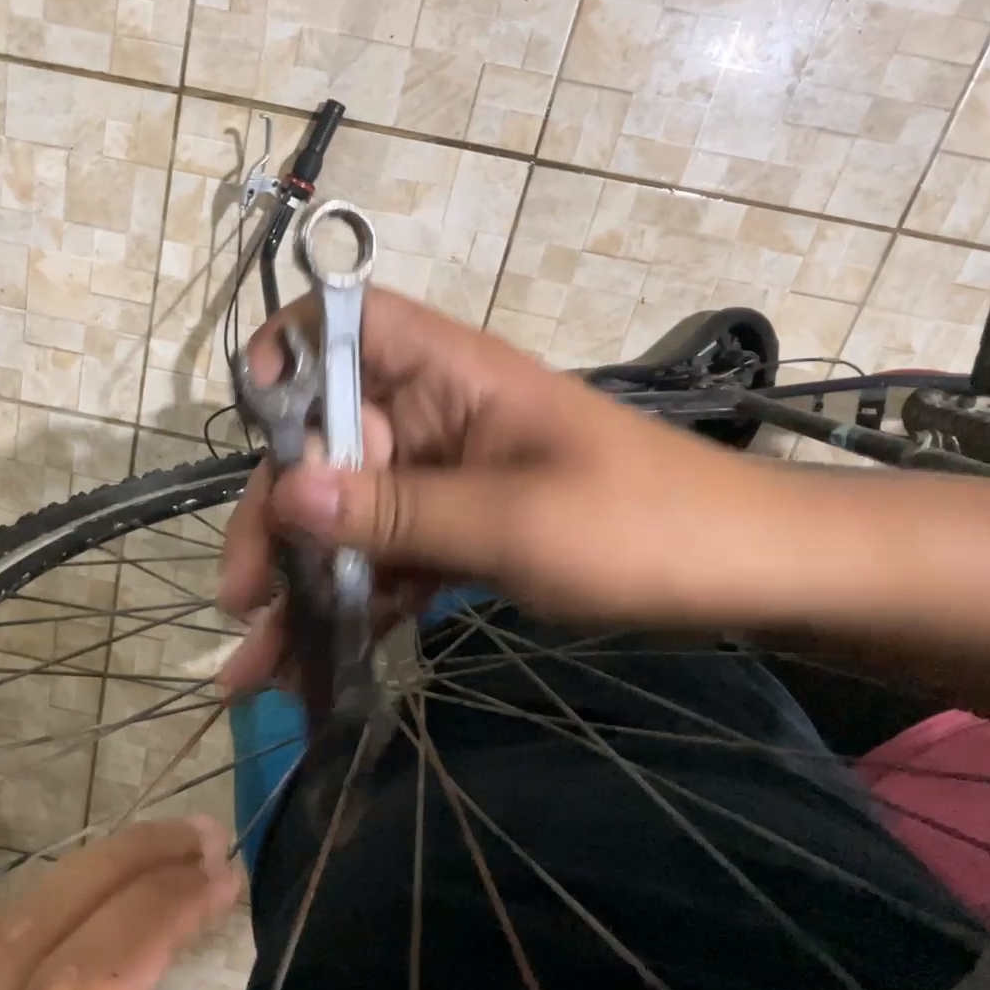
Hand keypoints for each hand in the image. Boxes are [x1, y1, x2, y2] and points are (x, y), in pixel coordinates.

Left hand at [0, 817, 239, 989]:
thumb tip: (175, 948)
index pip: (92, 977)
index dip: (165, 913)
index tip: (224, 876)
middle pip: (39, 927)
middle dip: (130, 865)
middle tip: (201, 836)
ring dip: (79, 881)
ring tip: (146, 860)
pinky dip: (16, 916)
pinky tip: (53, 909)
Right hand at [217, 289, 804, 690]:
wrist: (747, 577)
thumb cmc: (645, 527)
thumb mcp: (515, 521)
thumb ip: (397, 510)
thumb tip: (285, 496)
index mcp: (448, 376)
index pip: (347, 326)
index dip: (289, 357)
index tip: (258, 431)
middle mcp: (430, 417)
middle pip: (323, 445)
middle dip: (275, 521)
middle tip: (242, 599)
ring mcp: (440, 478)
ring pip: (347, 515)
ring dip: (303, 583)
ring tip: (257, 663)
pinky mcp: (456, 531)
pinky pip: (387, 558)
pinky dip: (353, 605)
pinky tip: (314, 662)